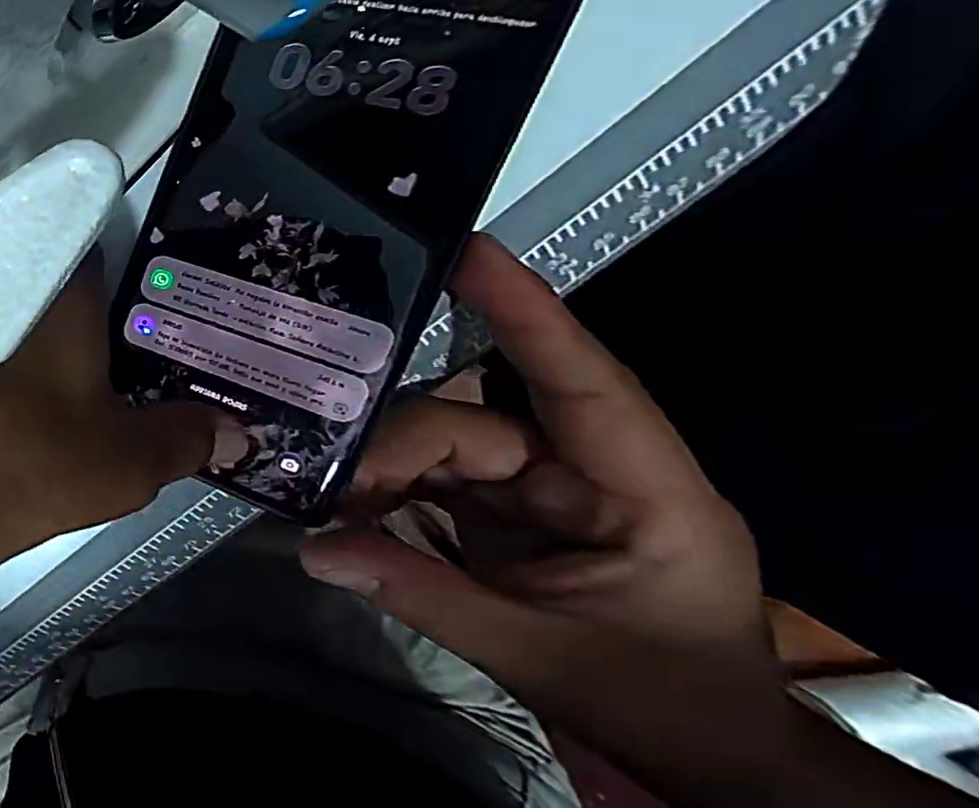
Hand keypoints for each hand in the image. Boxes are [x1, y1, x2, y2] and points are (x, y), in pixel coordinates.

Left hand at [0, 254, 228, 579]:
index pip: (102, 256)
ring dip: (5, 327)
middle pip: (41, 273)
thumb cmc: (11, 471)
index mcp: (58, 285)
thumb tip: (237, 430)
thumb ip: (185, 439)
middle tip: (70, 366)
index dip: (116, 292)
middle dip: (59, 311)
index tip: (117, 331)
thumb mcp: (117, 465)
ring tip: (15, 387)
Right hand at [302, 236, 794, 795]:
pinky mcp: (500, 511)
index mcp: (643, 494)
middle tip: (330, 476)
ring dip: (382, 470)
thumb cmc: (661, 706)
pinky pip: (430, 481)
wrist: (693, 758)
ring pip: (441, 448)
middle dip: (400, 448)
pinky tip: (342, 505)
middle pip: (474, 427)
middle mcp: (584, 473)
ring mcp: (538, 490)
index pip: (584, 383)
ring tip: (325, 493)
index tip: (468, 252)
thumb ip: (424, 594)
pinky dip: (385, 491)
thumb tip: (315, 551)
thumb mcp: (542, 657)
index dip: (527, 312)